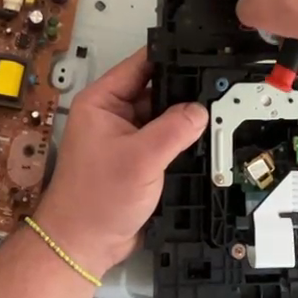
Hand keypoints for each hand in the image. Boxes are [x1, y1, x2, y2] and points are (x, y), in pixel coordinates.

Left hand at [32, 49, 205, 277]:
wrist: (84, 245)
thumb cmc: (95, 200)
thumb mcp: (141, 159)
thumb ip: (174, 129)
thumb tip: (199, 110)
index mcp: (101, 101)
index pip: (139, 65)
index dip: (168, 57)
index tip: (199, 52)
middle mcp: (111, 114)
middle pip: (154, 90)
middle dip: (181, 93)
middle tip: (213, 91)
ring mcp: (124, 136)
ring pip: (161, 116)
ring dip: (181, 120)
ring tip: (210, 116)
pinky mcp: (135, 157)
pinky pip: (162, 139)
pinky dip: (179, 141)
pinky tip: (199, 142)